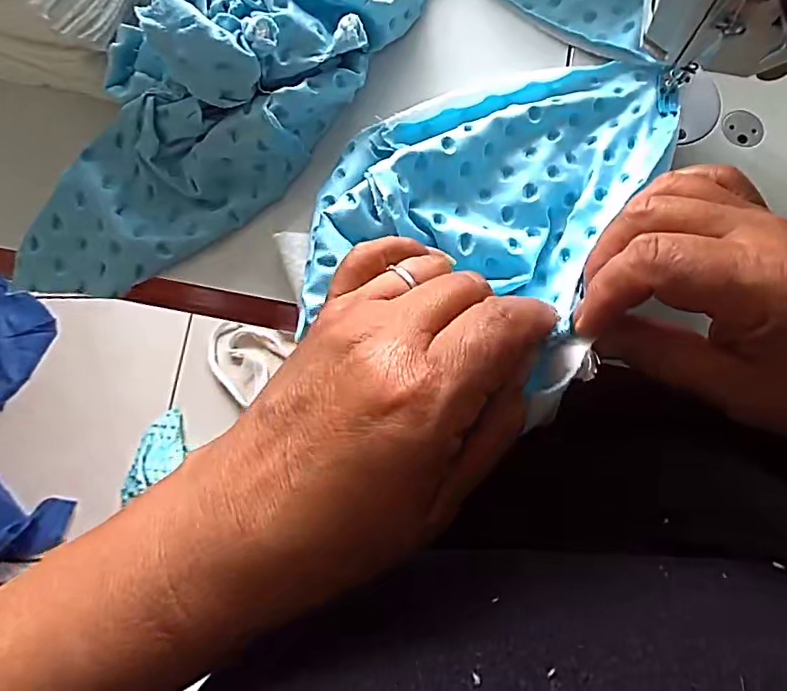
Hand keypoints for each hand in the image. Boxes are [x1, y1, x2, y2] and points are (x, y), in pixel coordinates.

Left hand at [175, 236, 554, 622]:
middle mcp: (393, 337)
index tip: (542, 332)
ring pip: (433, 268)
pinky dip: (407, 258)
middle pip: (473, 288)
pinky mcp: (326, 312)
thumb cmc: (347, 531)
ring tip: (453, 329)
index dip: (534, 320)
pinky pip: (375, 256)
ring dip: (458, 292)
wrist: (244, 521)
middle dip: (496, 313)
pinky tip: (418, 281)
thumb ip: (497, 425)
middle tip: (492, 351)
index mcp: (427, 390)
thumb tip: (522, 369)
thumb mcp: (443, 500)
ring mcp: (354, 316)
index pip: (504, 321)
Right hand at [574, 164, 786, 460]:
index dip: (605, 289)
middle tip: (593, 300)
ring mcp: (764, 216)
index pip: (653, 257)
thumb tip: (600, 334)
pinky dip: (665, 200)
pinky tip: (653, 229)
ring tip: (612, 268)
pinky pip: (704, 184)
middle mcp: (757, 230)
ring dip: (629, 224)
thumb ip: (658, 355)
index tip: (587, 324)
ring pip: (673, 189)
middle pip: (653, 214)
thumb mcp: (736, 392)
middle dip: (607, 255)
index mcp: (755, 277)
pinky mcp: (767, 216)